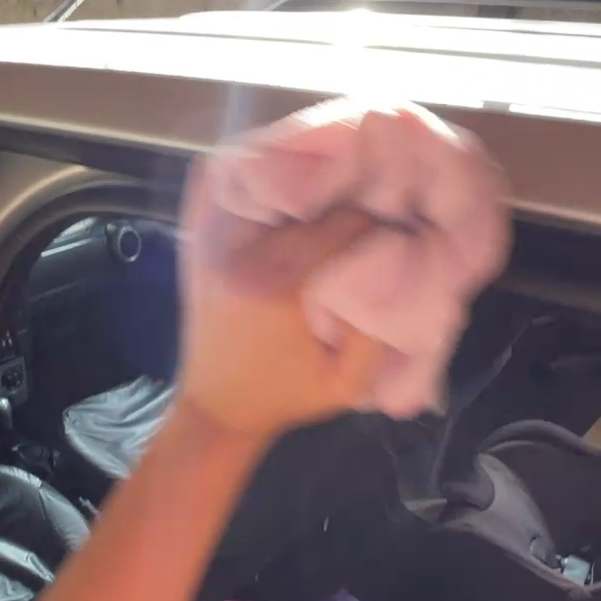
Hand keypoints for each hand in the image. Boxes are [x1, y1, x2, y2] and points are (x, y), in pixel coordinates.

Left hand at [176, 172, 384, 440]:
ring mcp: (218, 244)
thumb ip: (377, 332)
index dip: (377, 225)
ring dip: (315, 192)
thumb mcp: (345, 383)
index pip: (344, 226)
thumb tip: (393, 268)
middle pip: (312, 202)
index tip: (394, 234)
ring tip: (340, 197)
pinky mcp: (205, 243)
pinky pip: (247, 200)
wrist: (216, 408)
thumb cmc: (284, 397)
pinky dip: (277, 195)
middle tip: (374, 210)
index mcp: (280, 287)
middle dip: (350, 201)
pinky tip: (299, 203)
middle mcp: (244, 255)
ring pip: (279, 193)